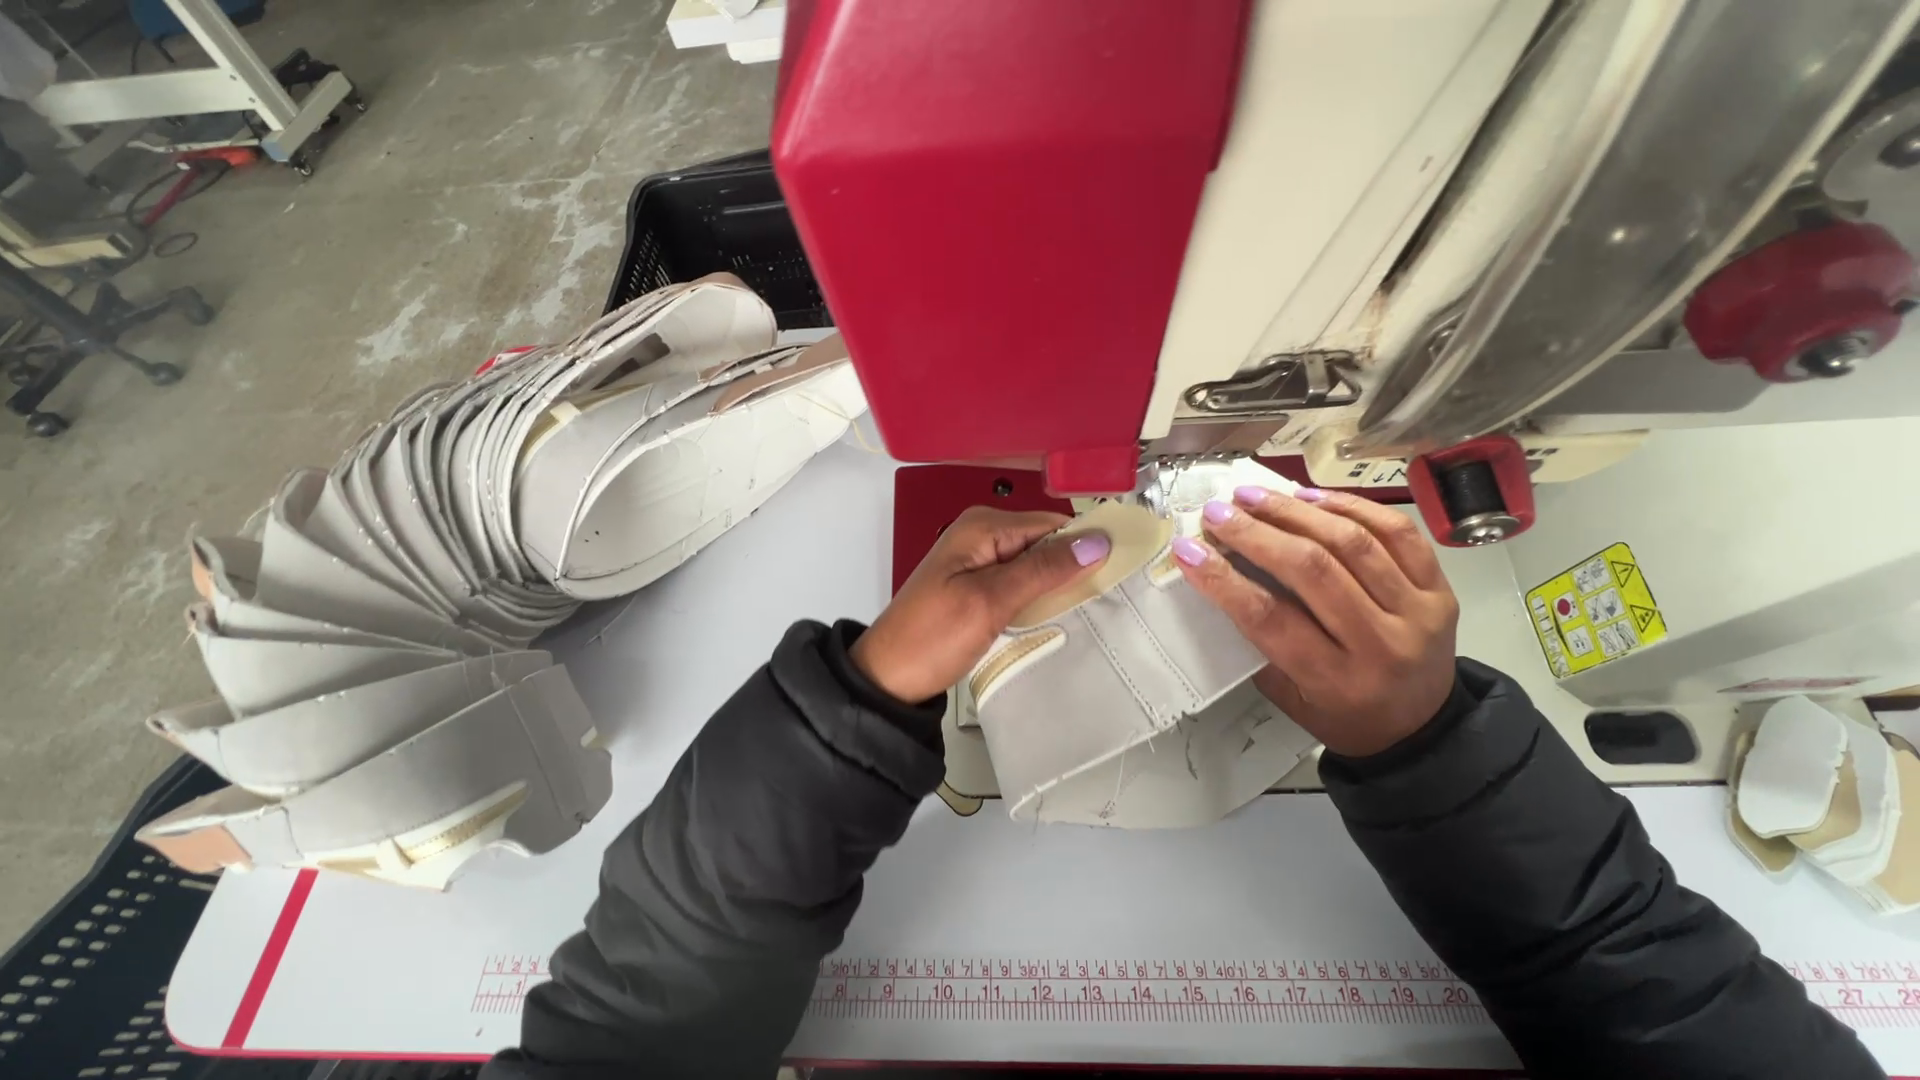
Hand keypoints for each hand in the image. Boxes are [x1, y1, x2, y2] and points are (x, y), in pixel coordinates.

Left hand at [851, 507, 1109, 702]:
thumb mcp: (991, 601)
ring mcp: (976, 559)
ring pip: (1035, 561)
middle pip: (1045, 540)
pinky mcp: (976, 584)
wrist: (887, 679)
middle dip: (1073, 565)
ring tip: (1087, 608)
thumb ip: (1043, 570)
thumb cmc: (932, 638)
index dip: (1086, 543)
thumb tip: (1096, 541)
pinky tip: (1053, 614)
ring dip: (1057, 583)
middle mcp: (980, 533)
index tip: (1121, 569)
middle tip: (1106, 596)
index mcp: (981, 526)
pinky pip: (1019, 579)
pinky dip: (1037, 594)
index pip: (1052, 523)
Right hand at [1169, 486, 1458, 756]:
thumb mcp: (1289, 697)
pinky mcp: (1440, 588)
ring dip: (1295, 511)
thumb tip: (1219, 574)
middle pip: (1312, 570)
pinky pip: (1396, 532)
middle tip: (1217, 512)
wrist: (1424, 729)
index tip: (1187, 550)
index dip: (1223, 580)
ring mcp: (1418, 611)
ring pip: (1352, 542)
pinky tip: (1310, 496)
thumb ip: (1258, 642)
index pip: (1269, 618)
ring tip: (1254, 496)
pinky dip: (1349, 507)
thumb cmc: (1342, 714)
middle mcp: (1381, 644)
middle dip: (1256, 534)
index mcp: (1335, 680)